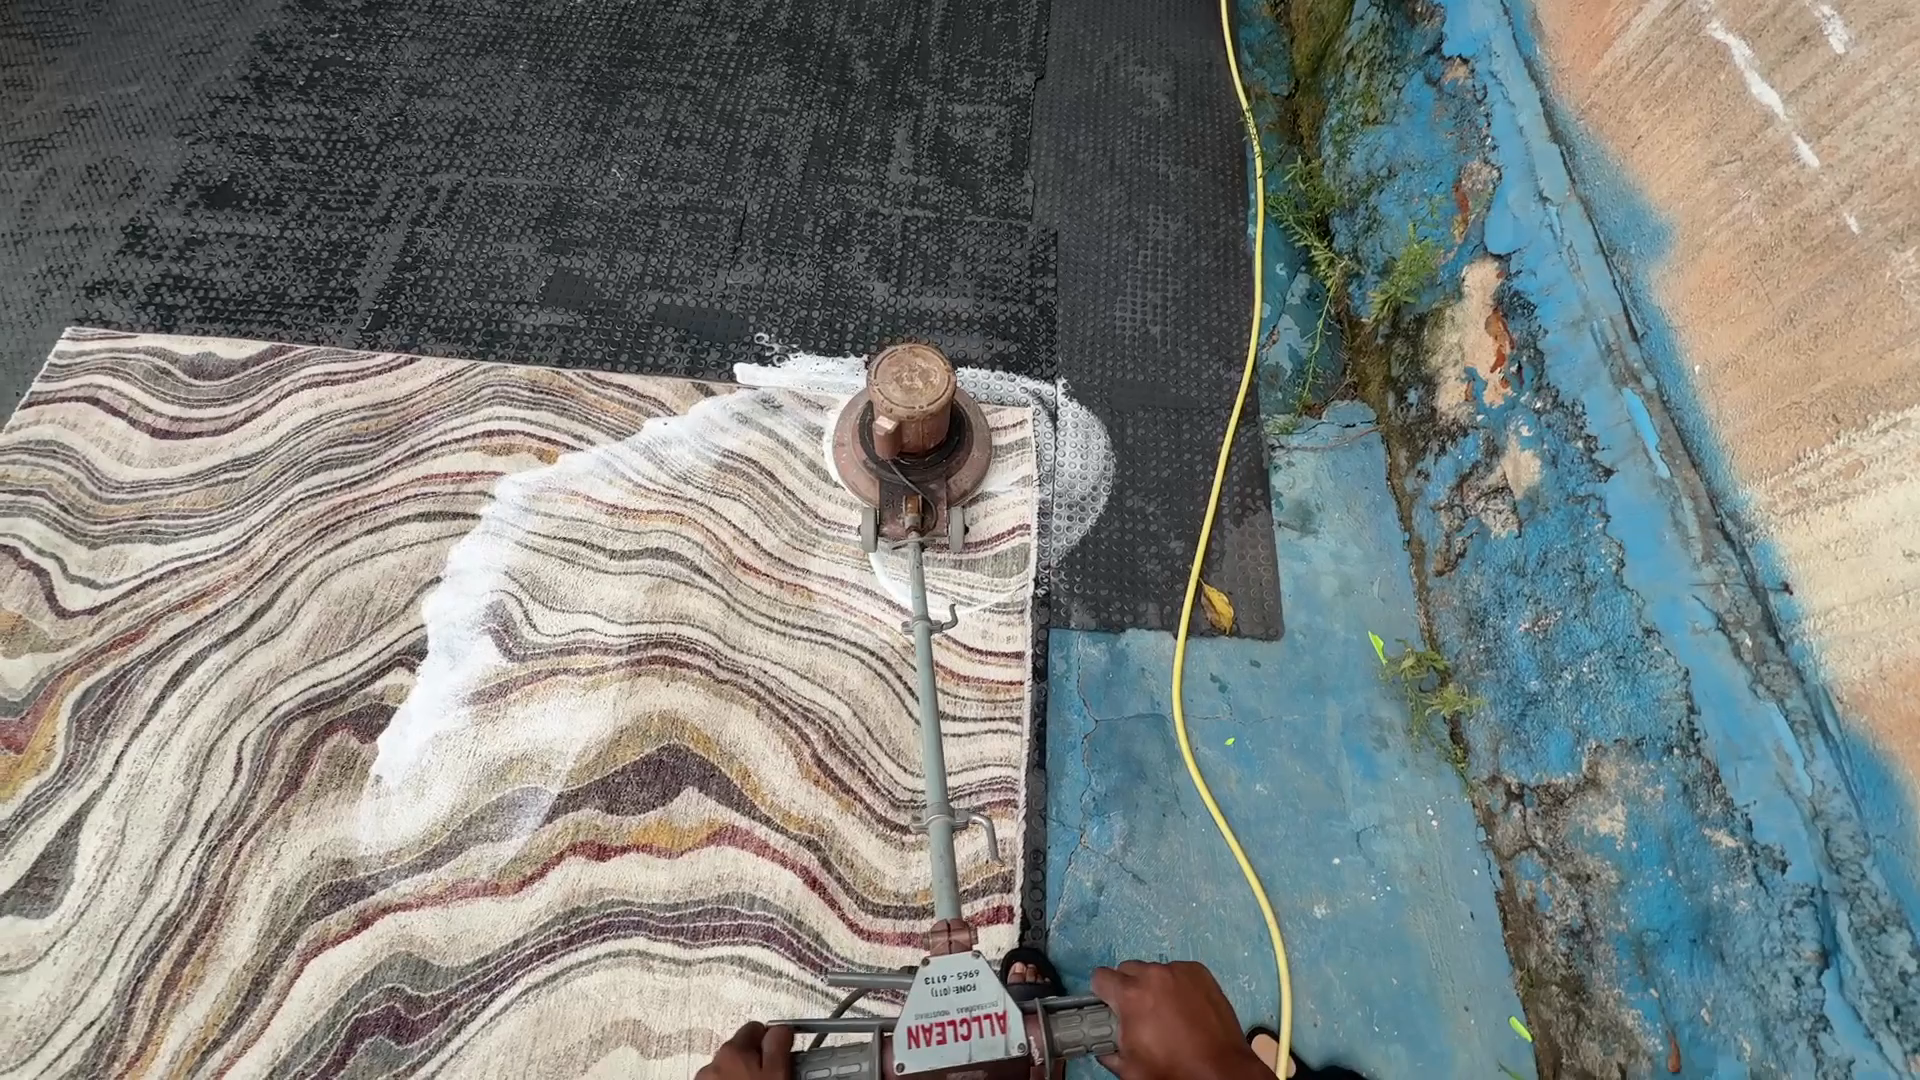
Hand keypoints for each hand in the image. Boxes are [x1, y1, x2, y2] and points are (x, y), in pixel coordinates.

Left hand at [695, 1022, 793, 1079]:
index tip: (780, 1053)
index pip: (756, 1027)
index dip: (771, 1040)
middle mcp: (713, 1062)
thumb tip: (781, 1027)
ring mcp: (702, 1079)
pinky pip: (717, 1079)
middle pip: (740, 1048)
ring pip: (727, 1067)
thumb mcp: (777, 1073)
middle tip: (768, 1075)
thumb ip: (779, 1043)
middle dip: (754, 1058)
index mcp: (733, 1050)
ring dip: (738, 1073)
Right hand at [1090, 961, 1268, 1079]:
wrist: (1223, 1073)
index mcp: (1130, 995)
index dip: (1102, 993)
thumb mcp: (1132, 1071)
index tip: (1109, 1006)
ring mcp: (1177, 970)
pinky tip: (1186, 1007)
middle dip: (1128, 988)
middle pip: (1126, 970)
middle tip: (1140, 1013)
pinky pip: (1177, 971)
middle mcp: (1152, 974)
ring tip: (1168, 1012)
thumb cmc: (1175, 1073)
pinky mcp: (1198, 971)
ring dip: (1154, 986)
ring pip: (1153, 970)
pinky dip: (1177, 985)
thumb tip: (1103, 1044)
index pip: (1100, 977)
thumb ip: (1109, 1051)